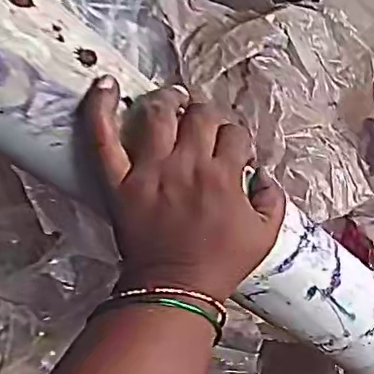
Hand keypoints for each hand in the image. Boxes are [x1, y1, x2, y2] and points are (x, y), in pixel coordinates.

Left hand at [80, 78, 286, 298]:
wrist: (176, 288)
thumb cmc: (221, 264)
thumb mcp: (264, 235)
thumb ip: (272, 199)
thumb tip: (263, 174)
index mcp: (224, 177)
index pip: (235, 134)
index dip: (238, 137)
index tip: (236, 150)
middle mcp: (188, 165)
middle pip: (201, 116)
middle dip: (209, 114)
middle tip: (207, 125)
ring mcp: (150, 170)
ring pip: (158, 114)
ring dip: (169, 100)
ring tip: (174, 101)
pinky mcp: (120, 181)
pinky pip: (103, 136)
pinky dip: (100, 107)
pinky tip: (106, 85)